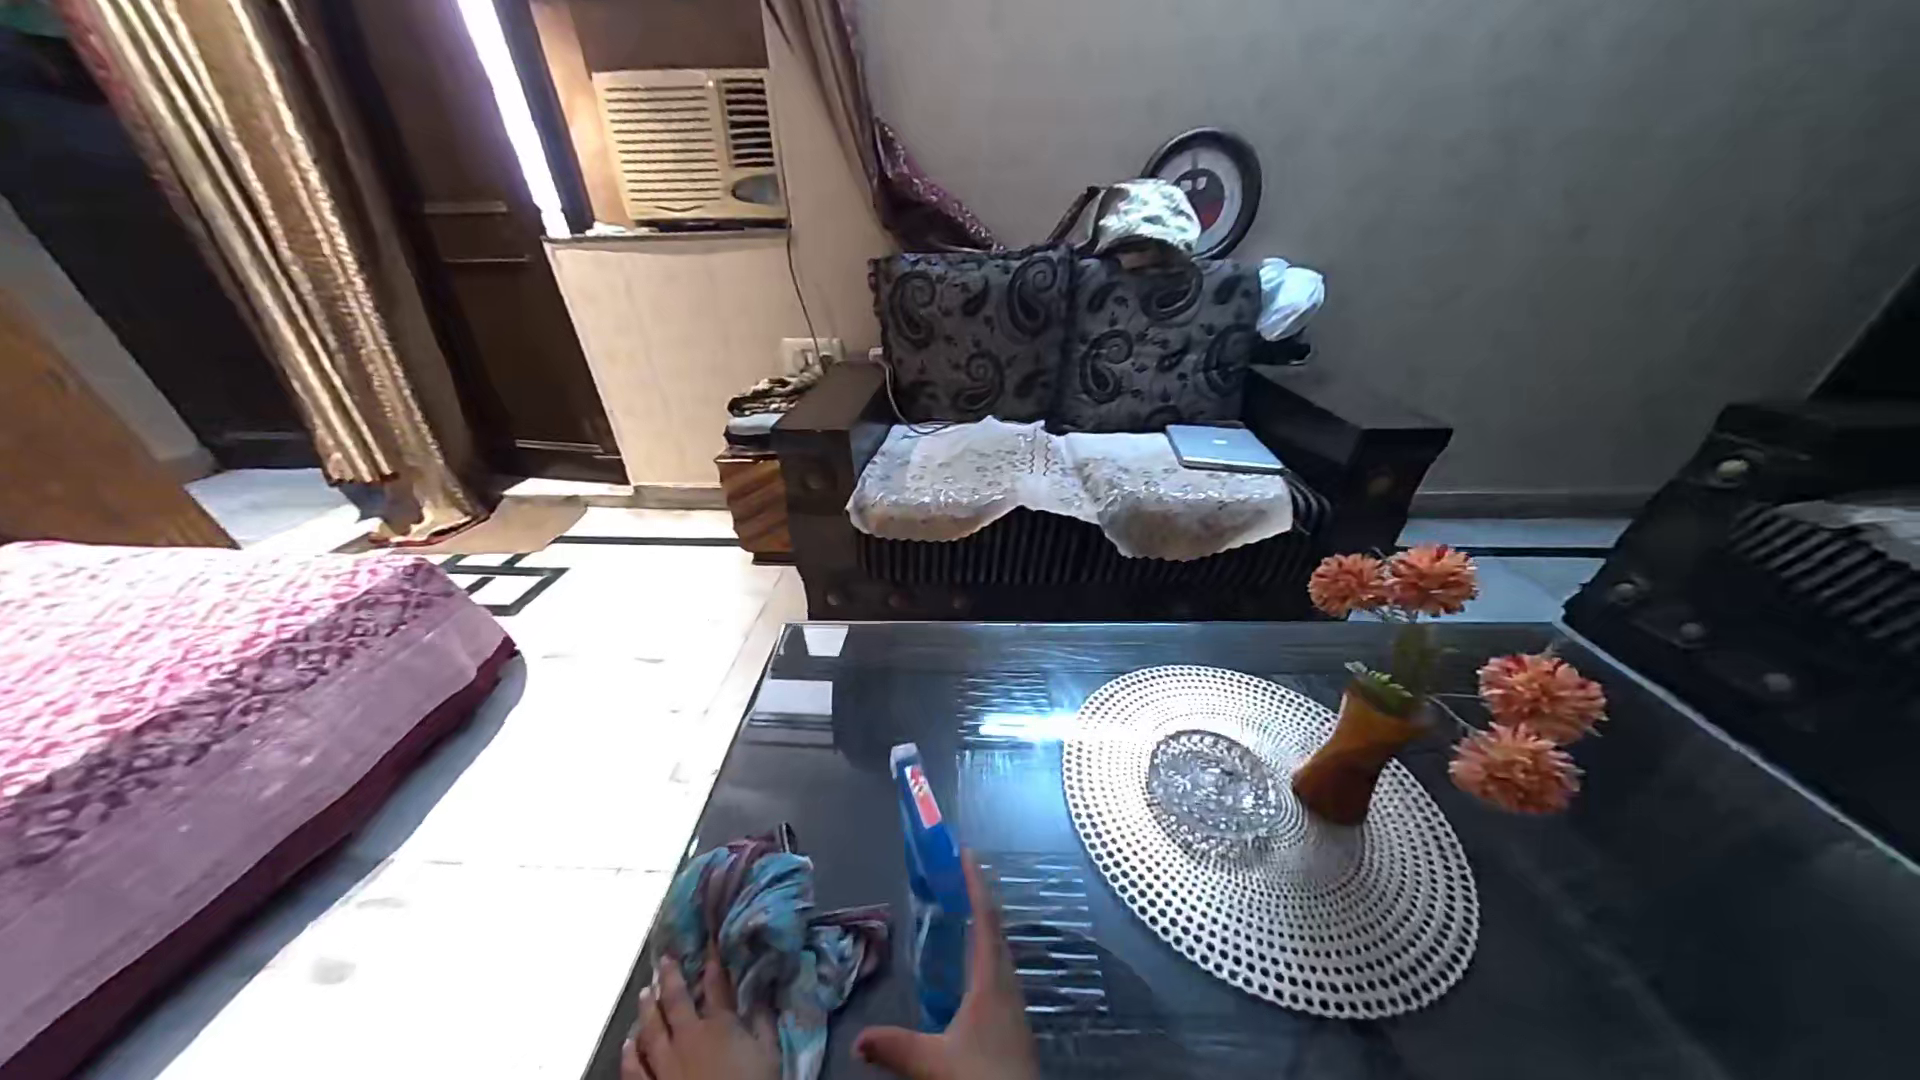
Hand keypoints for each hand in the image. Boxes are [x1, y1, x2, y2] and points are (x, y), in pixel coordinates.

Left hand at [621, 952, 778, 1079]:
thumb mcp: (768, 1052)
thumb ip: (764, 1021)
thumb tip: (761, 995)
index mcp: (719, 1025)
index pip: (716, 987)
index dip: (712, 965)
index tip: (709, 945)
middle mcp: (688, 1038)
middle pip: (676, 1002)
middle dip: (670, 978)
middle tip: (664, 960)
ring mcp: (666, 1065)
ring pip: (651, 1030)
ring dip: (647, 1009)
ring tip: (645, 992)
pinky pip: (636, 1071)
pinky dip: (631, 1056)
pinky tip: (628, 1044)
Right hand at [854, 853, 1039, 1079]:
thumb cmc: (983, 1079)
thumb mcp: (935, 1065)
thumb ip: (896, 1048)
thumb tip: (857, 1040)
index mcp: (990, 980)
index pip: (985, 919)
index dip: (975, 884)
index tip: (968, 854)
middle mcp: (1007, 983)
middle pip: (996, 928)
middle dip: (979, 897)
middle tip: (960, 874)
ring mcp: (1015, 1002)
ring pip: (1001, 949)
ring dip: (986, 924)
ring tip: (966, 911)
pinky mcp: (1016, 1020)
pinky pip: (1002, 968)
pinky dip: (988, 950)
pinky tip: (976, 967)